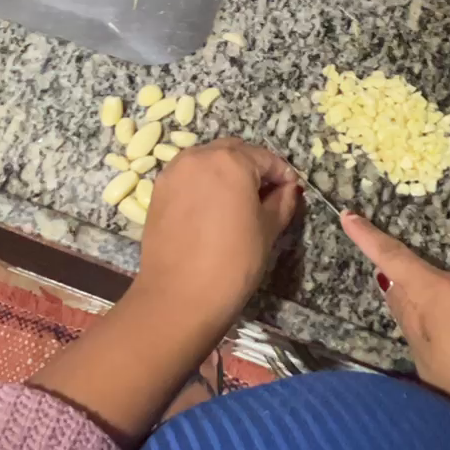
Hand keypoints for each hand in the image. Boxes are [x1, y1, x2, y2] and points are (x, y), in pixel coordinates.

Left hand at [133, 137, 301, 325]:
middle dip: (253, 166)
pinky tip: (212, 208)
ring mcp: (175, 172)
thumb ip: (282, 201)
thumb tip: (288, 188)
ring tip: (238, 200)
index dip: (282, 173)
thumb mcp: (267, 230)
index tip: (291, 190)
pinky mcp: (158, 190)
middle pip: (234, 151)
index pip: (265, 158)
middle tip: (267, 193)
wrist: (178, 297)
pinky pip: (188, 175)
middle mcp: (199, 156)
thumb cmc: (233, 263)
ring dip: (226, 171)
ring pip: (208, 160)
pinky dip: (204, 182)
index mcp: (231, 161)